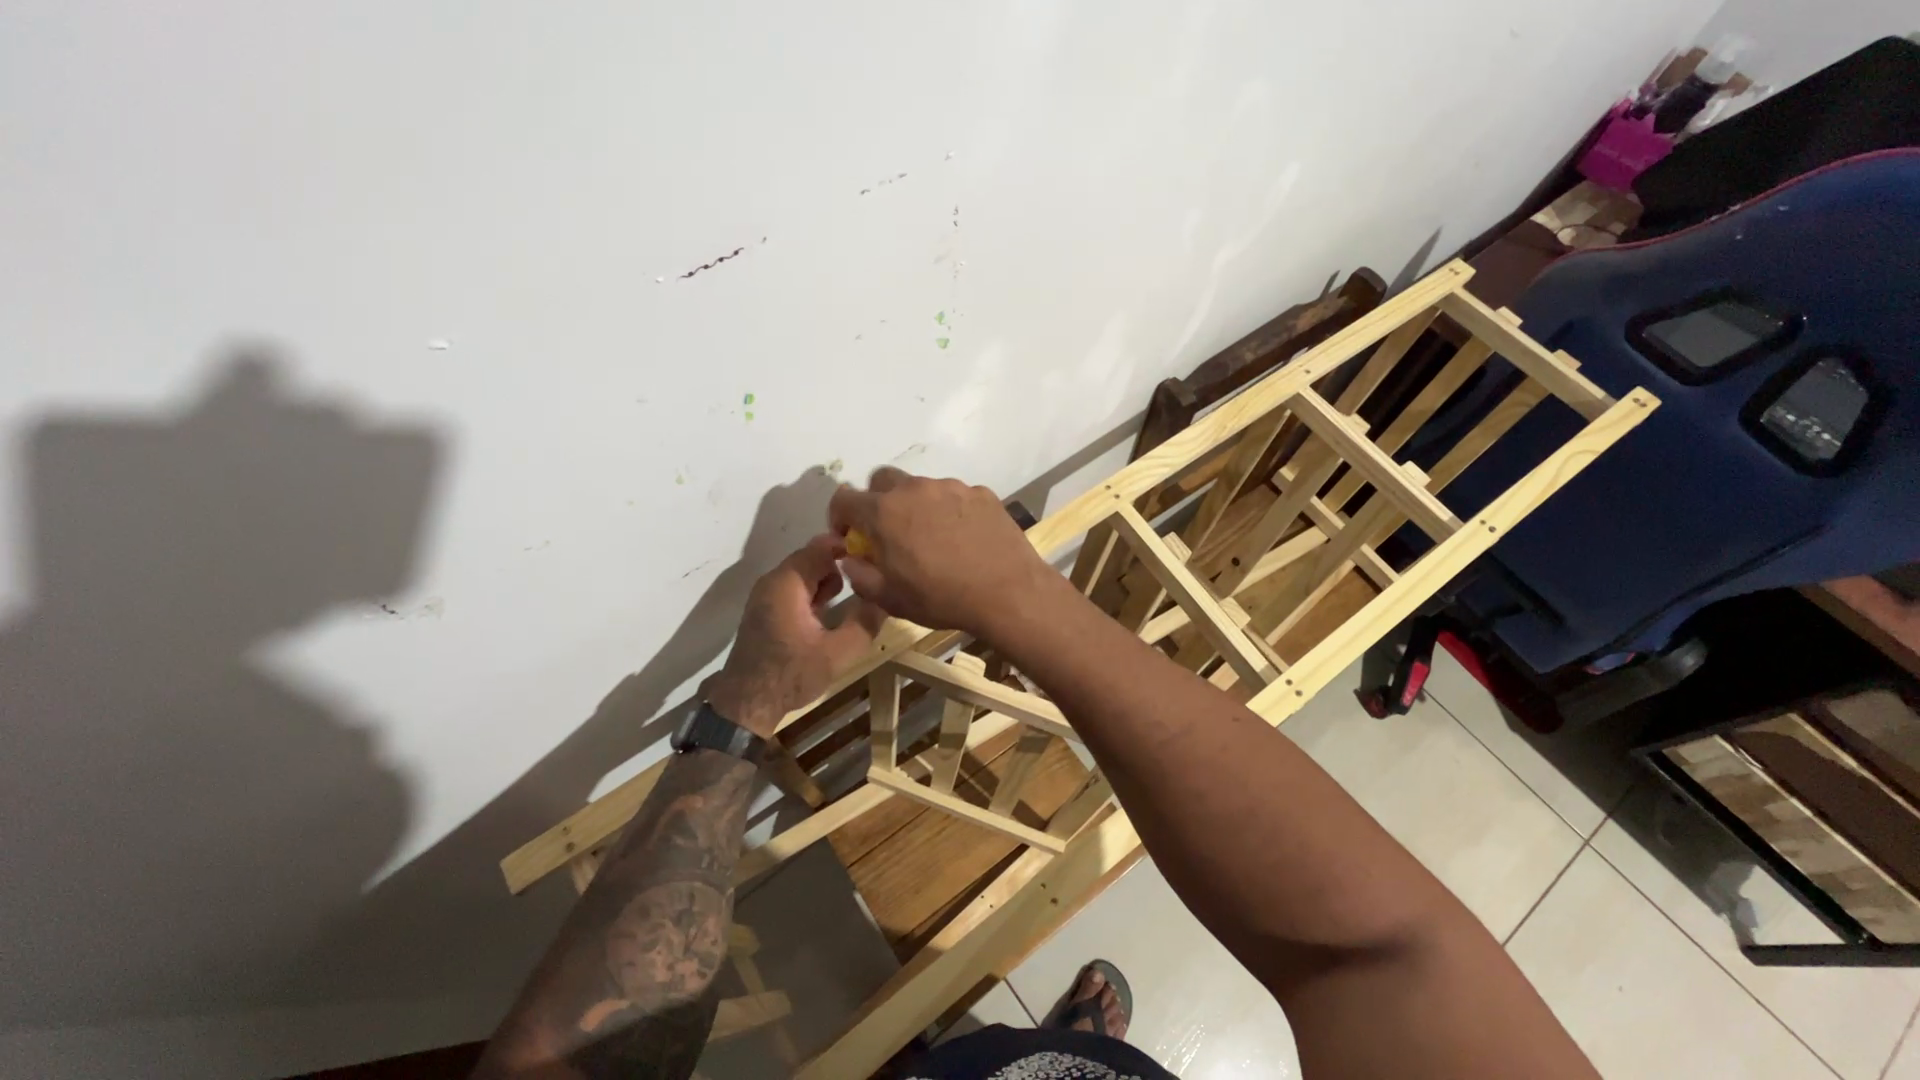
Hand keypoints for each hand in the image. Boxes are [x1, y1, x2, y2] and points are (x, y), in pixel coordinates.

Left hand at [705, 533, 885, 737]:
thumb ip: (865, 622)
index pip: (822, 547)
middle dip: (841, 569)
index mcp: (788, 583)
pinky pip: (795, 589)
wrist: (748, 703)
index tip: (875, 561)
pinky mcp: (766, 610)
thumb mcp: (838, 653)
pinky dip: (813, 595)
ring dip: (827, 584)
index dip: (850, 549)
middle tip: (867, 587)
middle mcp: (773, 581)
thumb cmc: (791, 674)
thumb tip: (886, 598)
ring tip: (849, 604)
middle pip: (813, 558)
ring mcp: (766, 595)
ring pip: (804, 574)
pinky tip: (827, 616)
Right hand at [829, 467, 1058, 638]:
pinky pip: (954, 496)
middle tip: (889, 533)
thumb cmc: (941, 598)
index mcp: (884, 512)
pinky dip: (950, 512)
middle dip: (877, 501)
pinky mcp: (980, 492)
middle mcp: (914, 489)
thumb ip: (861, 575)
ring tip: (932, 539)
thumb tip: (852, 559)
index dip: (840, 517)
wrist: (1008, 592)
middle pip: (883, 480)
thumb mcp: (890, 599)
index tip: (849, 536)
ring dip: (916, 507)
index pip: (844, 499)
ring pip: (921, 488)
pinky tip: (963, 539)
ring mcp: (951, 487)